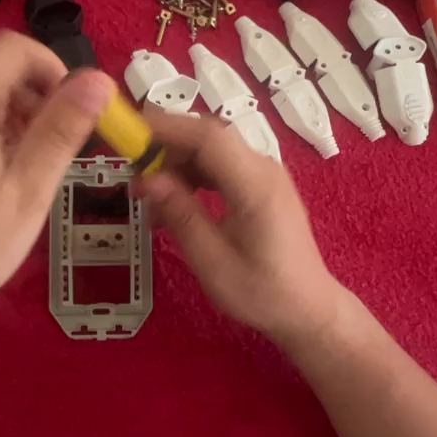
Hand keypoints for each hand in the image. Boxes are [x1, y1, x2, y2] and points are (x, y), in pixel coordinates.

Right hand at [136, 113, 352, 354]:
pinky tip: (174, 201)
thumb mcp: (213, 262)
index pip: (208, 137)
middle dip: (166, 146)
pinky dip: (193, 175)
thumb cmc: (261, 292)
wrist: (307, 307)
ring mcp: (265, 174)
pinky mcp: (261, 184)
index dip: (167, 128)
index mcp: (255, 185)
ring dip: (177, 162)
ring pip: (213, 149)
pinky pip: (222, 165)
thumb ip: (181, 216)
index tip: (129, 136)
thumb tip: (147, 179)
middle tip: (133, 172)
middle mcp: (264, 168)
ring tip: (148, 193)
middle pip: (209, 136)